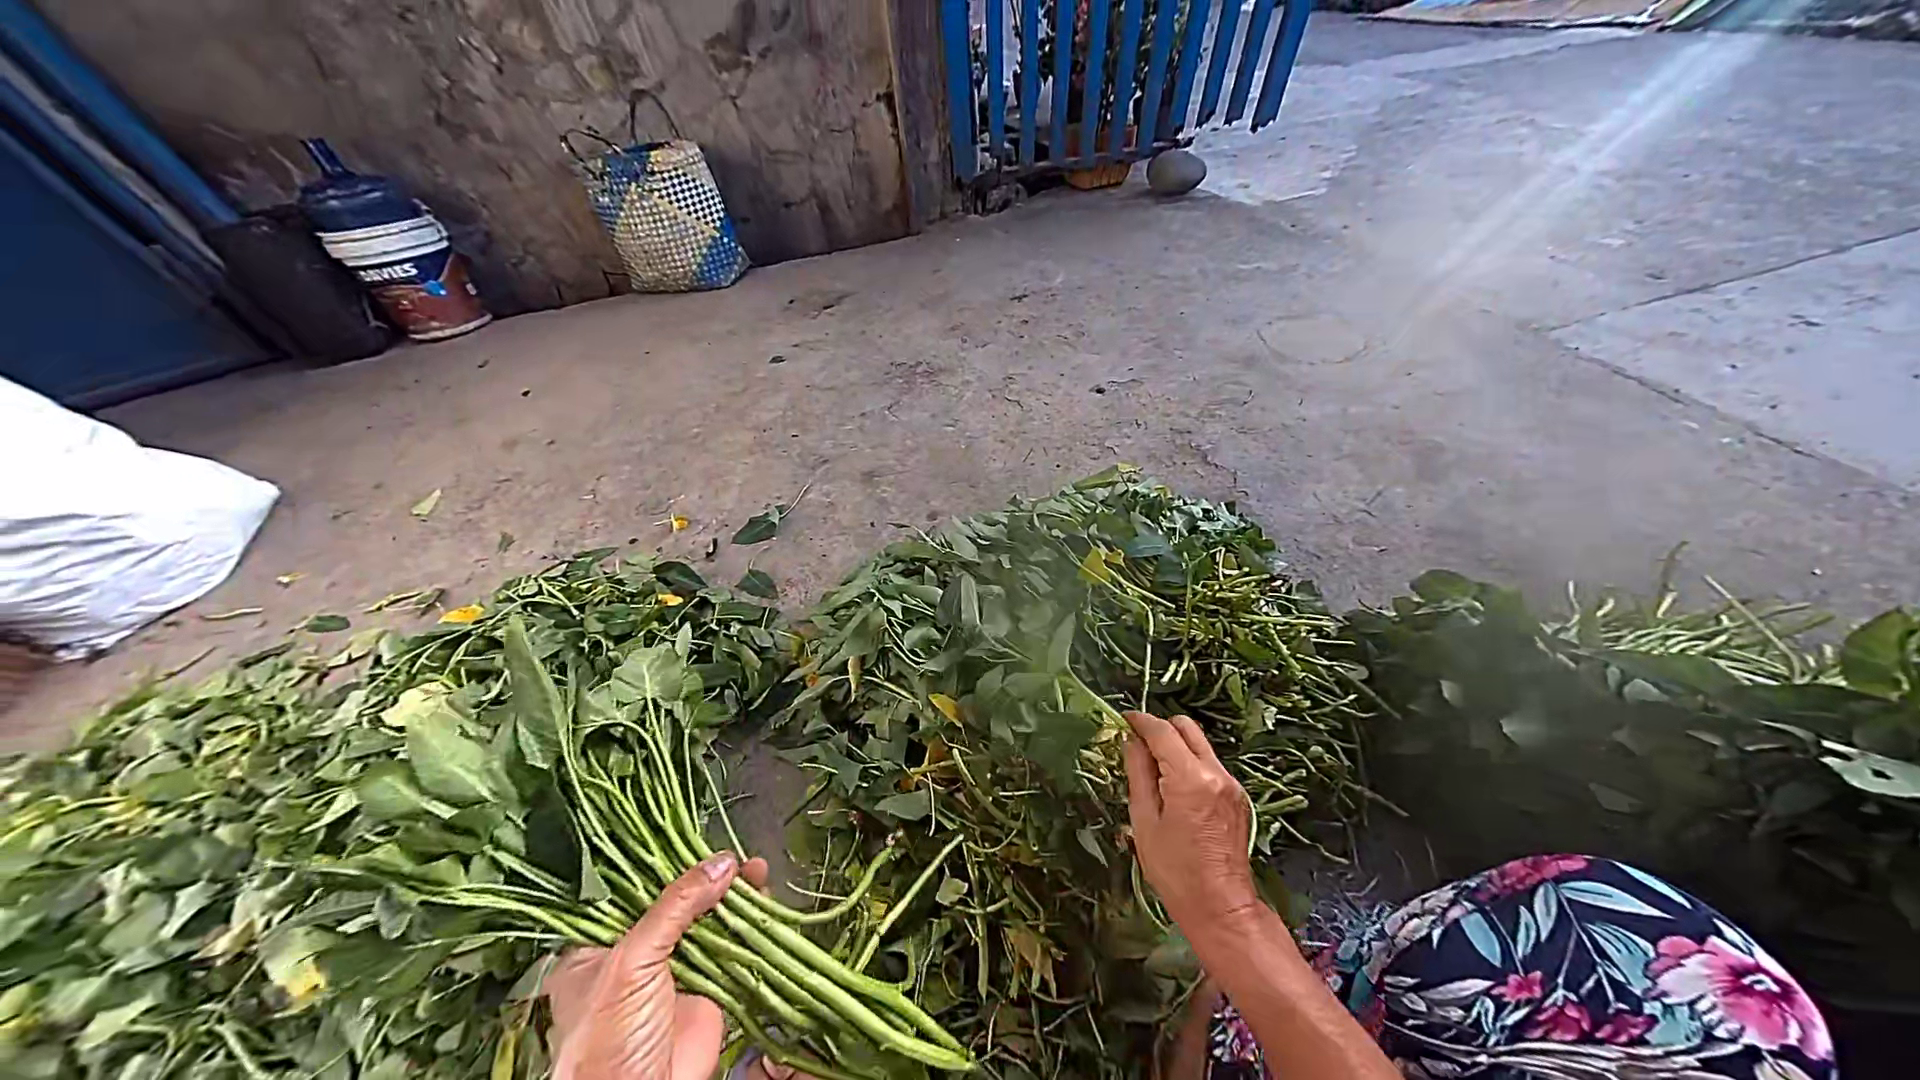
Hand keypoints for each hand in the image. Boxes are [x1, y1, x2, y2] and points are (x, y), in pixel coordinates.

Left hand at [545, 851, 768, 1079]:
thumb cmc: (610, 1039)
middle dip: (709, 878)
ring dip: (733, 897)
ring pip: (706, 923)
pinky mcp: (706, 990)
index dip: (669, 866)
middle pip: (678, 904)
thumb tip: (724, 863)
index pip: (636, 892)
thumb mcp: (633, 961)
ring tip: (757, 872)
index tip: (701, 843)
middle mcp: (634, 956)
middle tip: (737, 859)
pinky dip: (749, 925)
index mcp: (598, 948)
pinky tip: (763, 901)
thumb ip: (676, 906)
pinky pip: (730, 948)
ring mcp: (672, 973)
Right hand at [1122, 711, 1260, 936]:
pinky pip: (1209, 764)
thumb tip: (1130, 741)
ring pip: (1200, 745)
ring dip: (1175, 746)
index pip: (1163, 731)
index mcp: (1191, 778)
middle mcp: (1216, 774)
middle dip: (1160, 728)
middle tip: (1137, 743)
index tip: (1122, 720)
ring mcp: (1231, 785)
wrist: (1221, 906)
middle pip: (1187, 728)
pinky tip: (1174, 787)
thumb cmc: (1174, 869)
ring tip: (1152, 769)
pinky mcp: (1238, 797)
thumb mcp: (1144, 820)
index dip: (1140, 721)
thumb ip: (1138, 773)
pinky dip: (1189, 763)